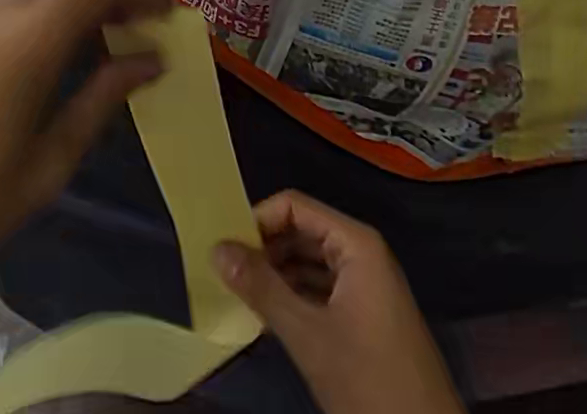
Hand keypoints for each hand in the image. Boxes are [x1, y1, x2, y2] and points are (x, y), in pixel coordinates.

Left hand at [0, 0, 172, 292]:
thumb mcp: (51, 159)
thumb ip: (102, 97)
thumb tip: (150, 60)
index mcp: (29, 36)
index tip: (169, 19)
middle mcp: (0, 10)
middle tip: (150, 35)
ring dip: (88, 3)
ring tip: (116, 48)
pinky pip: (20, 5)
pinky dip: (57, 16)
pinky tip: (68, 57)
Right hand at [214, 191, 465, 413]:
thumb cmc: (370, 380)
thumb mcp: (307, 333)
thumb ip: (260, 286)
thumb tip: (216, 248)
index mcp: (356, 245)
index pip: (293, 206)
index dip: (258, 220)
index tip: (226, 247)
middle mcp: (362, 255)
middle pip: (300, 230)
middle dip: (263, 247)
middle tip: (228, 271)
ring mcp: (366, 285)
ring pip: (306, 259)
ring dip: (274, 272)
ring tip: (241, 293)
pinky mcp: (365, 314)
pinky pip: (318, 286)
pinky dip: (291, 293)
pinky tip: (267, 314)